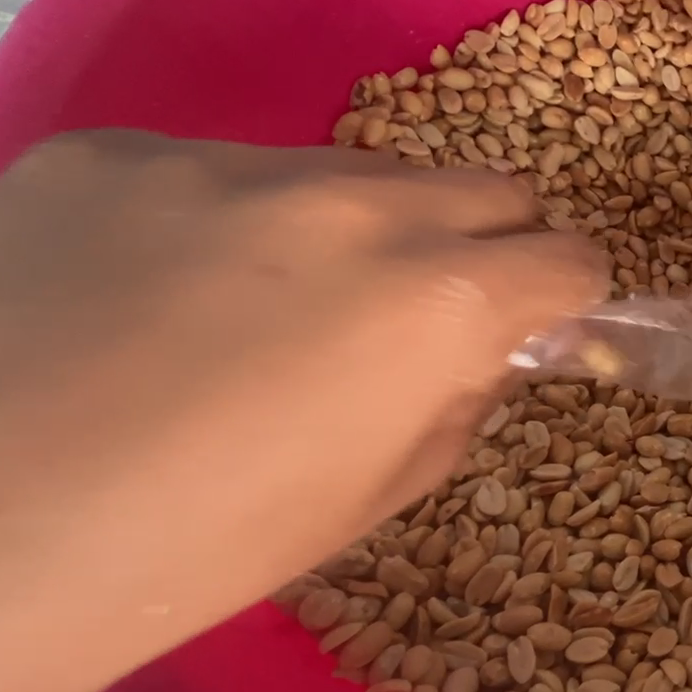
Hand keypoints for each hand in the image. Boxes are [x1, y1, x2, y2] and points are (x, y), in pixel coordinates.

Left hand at [0, 132, 604, 691]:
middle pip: (495, 188)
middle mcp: (362, 207)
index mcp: (445, 299)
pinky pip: (243, 171)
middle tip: (442, 304)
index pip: (572, 258)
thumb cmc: (214, 538)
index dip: (572, 294)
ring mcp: (234, 167)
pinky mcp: (119, 153)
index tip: (545, 320)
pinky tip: (178, 287)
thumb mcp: (395, 481)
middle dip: (497, 244)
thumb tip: (491, 344)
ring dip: (381, 227)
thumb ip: (470, 390)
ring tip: (298, 298)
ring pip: (373, 173)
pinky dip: (256, 219)